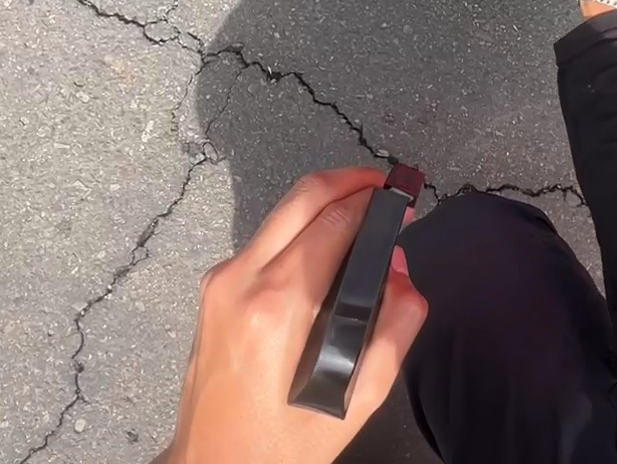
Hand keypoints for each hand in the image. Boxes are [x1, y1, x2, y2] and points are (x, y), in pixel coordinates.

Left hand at [160, 168, 428, 463]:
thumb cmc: (279, 446)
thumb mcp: (358, 401)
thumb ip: (395, 328)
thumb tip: (400, 271)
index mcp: (278, 306)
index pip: (336, 220)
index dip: (376, 200)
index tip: (401, 198)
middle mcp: (242, 280)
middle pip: (304, 194)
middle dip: (352, 179)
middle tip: (385, 186)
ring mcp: (222, 279)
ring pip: (283, 209)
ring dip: (326, 198)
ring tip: (364, 210)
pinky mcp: (215, 285)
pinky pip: (267, 234)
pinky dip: (303, 223)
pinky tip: (328, 241)